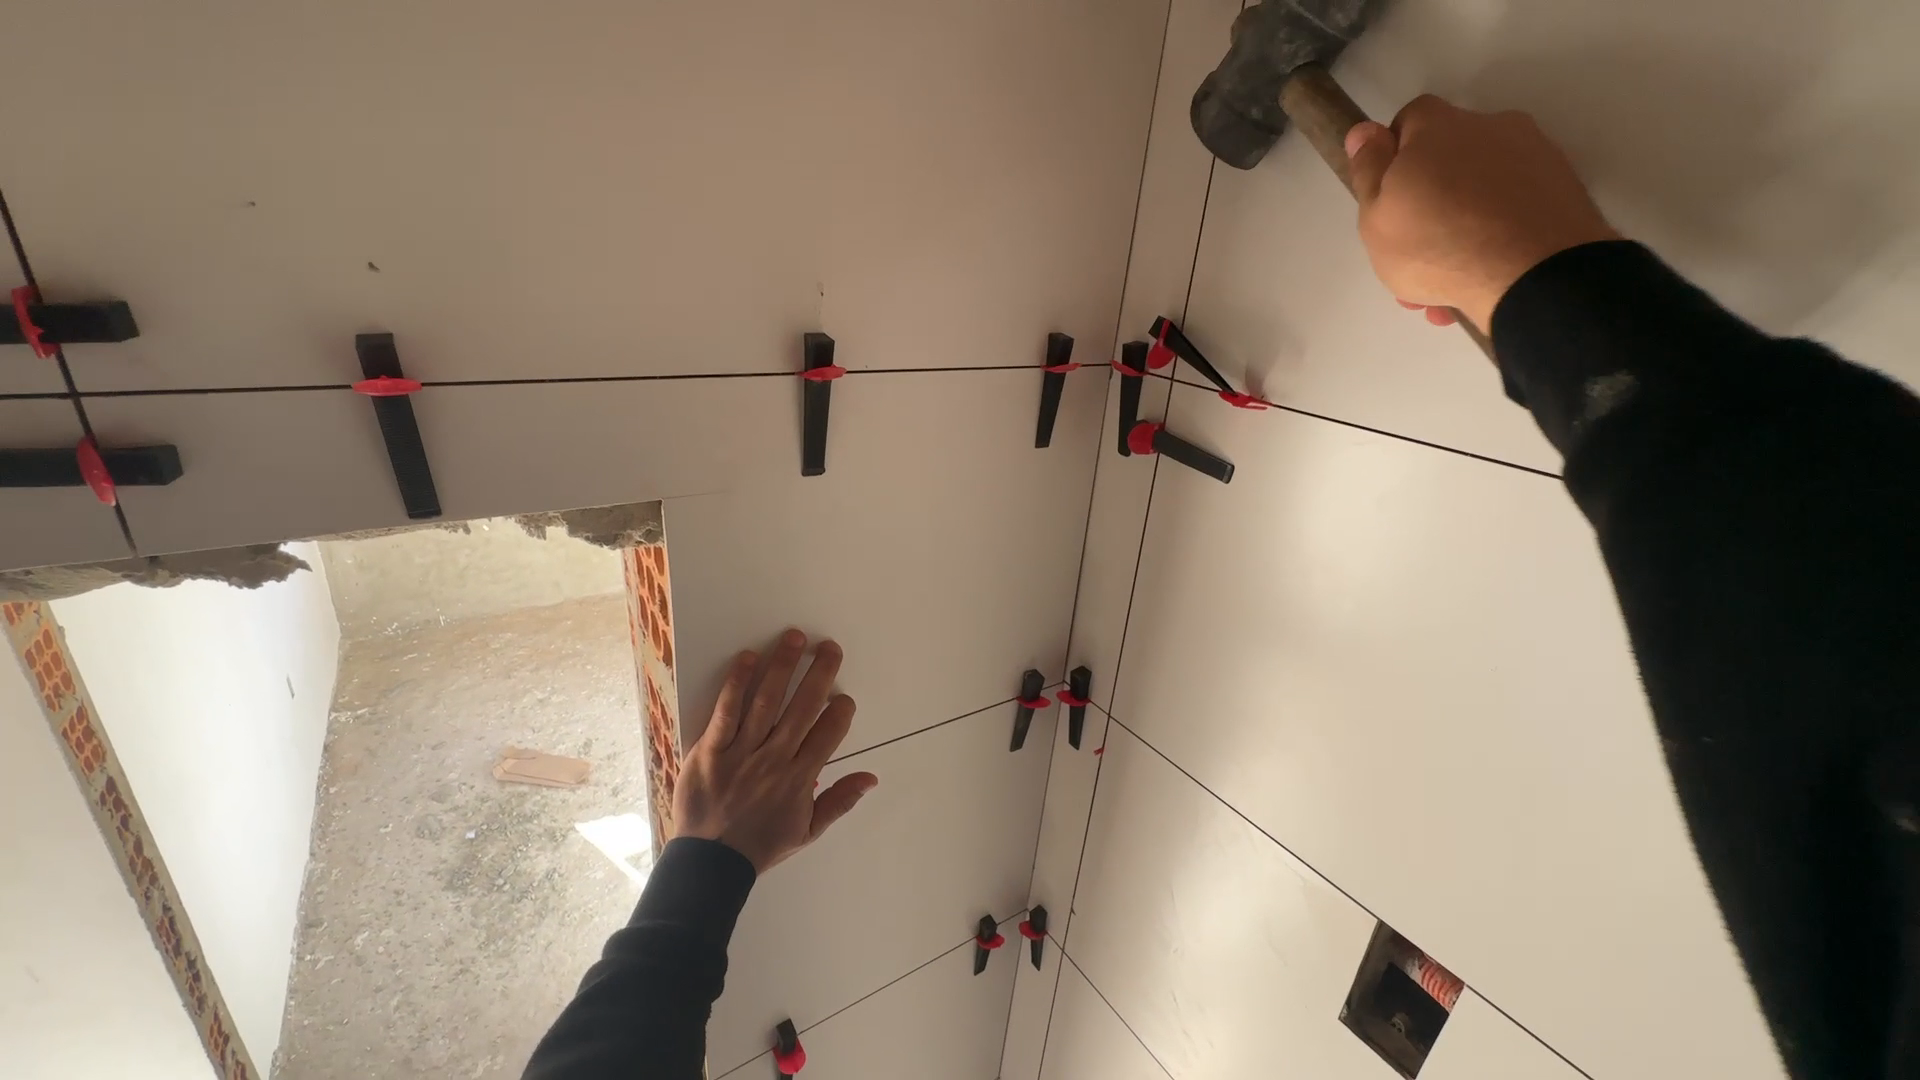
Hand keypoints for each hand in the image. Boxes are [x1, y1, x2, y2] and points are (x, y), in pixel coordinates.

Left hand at [672, 629, 878, 872]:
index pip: (828, 735)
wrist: (709, 864)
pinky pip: (726, 711)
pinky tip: (749, 657)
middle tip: (830, 647)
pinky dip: (737, 682)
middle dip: (820, 673)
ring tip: (795, 638)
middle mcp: (775, 759)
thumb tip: (871, 776)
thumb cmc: (760, 845)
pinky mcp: (710, 749)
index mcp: (800, 779)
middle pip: (802, 708)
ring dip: (783, 666)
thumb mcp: (807, 831)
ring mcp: (742, 752)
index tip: (845, 696)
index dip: (840, 711)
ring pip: (766, 701)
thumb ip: (839, 801)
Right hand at [1344, 95, 1619, 331]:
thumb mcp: (1375, 216)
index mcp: (1438, 129)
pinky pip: (1510, 212)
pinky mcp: (1562, 187)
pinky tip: (1477, 281)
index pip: (1410, 119)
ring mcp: (1533, 155)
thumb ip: (1368, 171)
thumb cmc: (1435, 244)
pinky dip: (1492, 239)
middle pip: (1448, 158)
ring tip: (1444, 285)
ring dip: (1459, 229)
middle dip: (1428, 201)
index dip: (1394, 155)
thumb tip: (1363, 130)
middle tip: (1411, 255)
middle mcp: (1491, 128)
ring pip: (1479, 192)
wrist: (1532, 273)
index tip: (1387, 196)